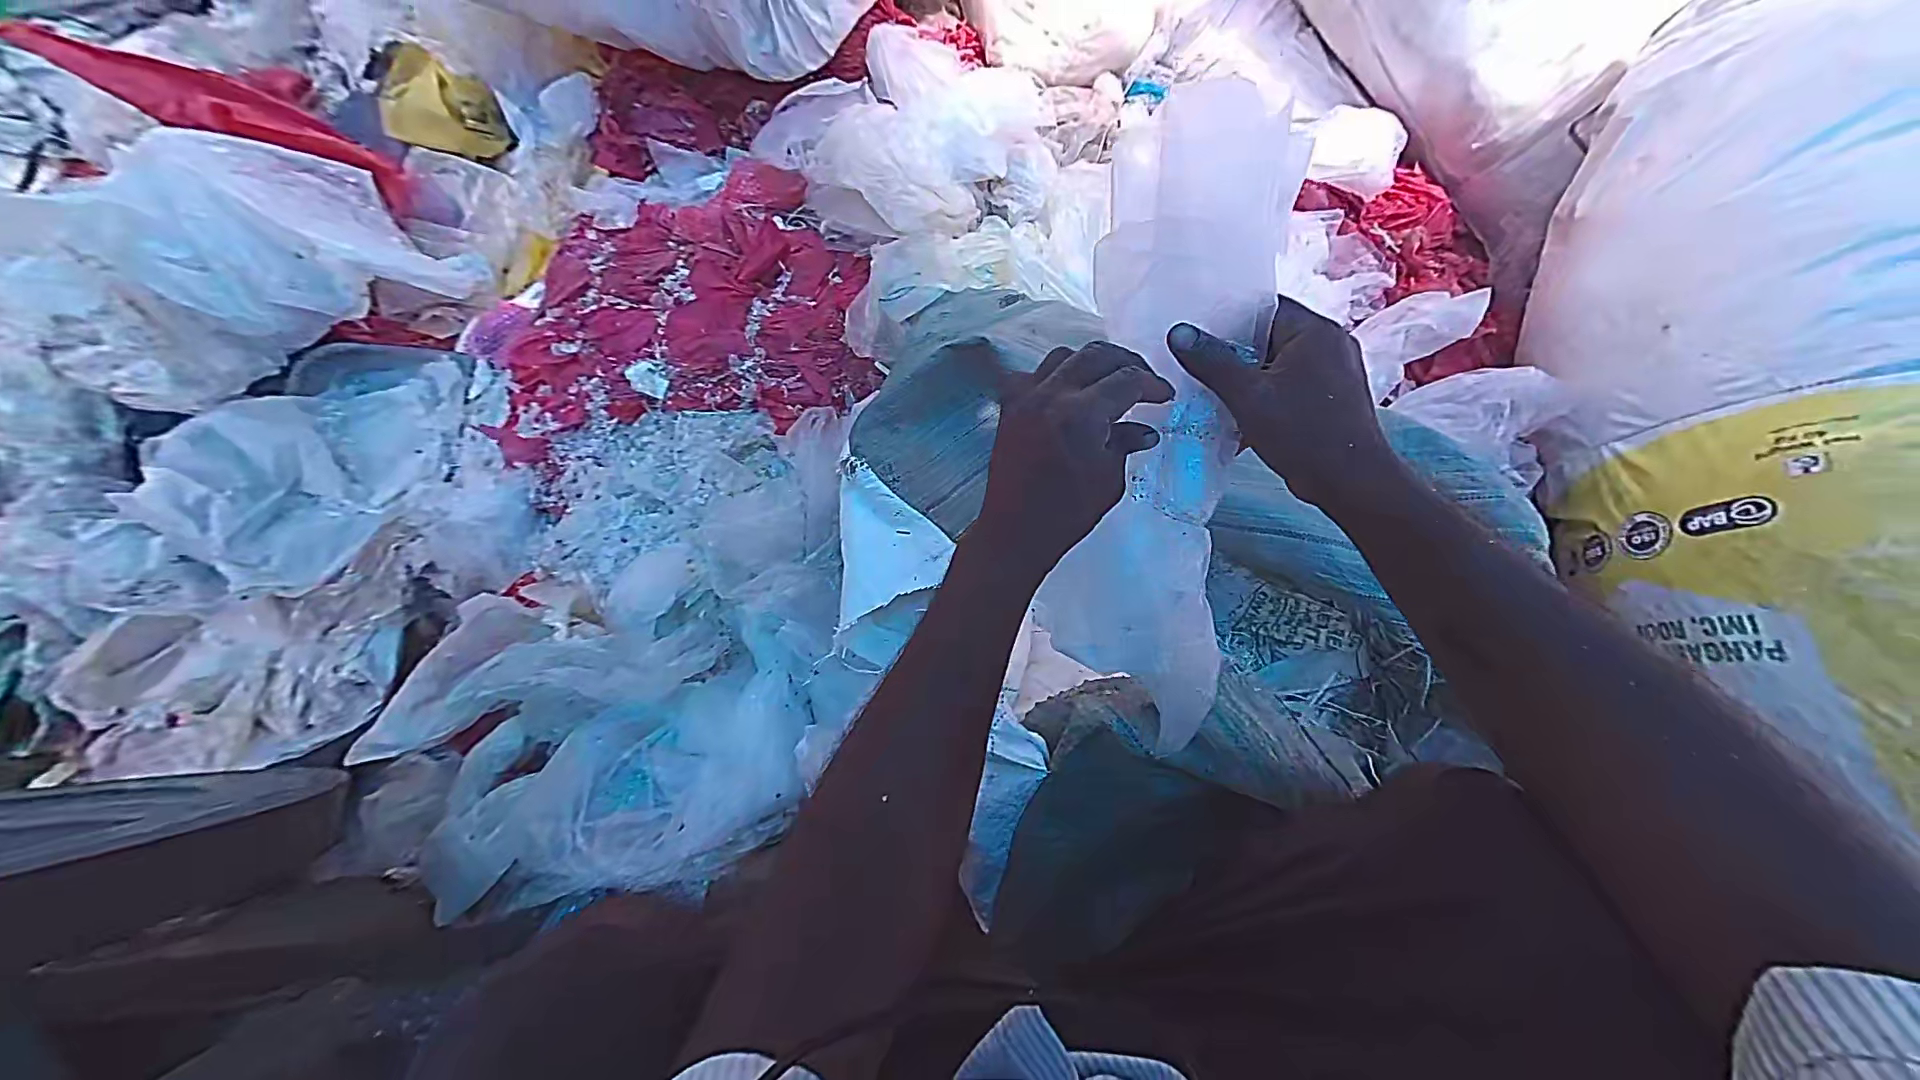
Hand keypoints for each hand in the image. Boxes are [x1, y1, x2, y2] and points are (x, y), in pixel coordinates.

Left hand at [969, 341, 1174, 580]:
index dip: (1152, 384)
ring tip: (1108, 380)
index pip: (1127, 380)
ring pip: (1063, 357)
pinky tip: (1067, 391)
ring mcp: (1025, 399)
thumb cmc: (1063, 514)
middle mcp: (1050, 397)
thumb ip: (1125, 444)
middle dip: (1126, 363)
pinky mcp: (1009, 409)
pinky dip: (1054, 375)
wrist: (1015, 530)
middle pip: (1096, 355)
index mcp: (1081, 414)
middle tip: (1143, 380)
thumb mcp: (1107, 479)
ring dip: (1090, 362)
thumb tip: (1142, 430)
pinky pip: (1033, 375)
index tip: (1163, 394)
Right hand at [1167, 297, 1395, 508]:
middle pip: (1267, 338)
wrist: (1349, 482)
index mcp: (1315, 332)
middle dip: (1229, 354)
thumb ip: (1212, 362)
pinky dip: (1260, 398)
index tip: (1193, 332)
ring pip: (1273, 366)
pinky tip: (1232, 415)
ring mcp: (1331, 374)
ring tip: (1206, 391)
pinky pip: (1284, 388)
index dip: (1226, 318)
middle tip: (1192, 363)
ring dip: (1242, 380)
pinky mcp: (1327, 400)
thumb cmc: (1303, 433)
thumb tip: (1179, 333)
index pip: (1264, 308)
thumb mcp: (1248, 396)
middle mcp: (1328, 345)